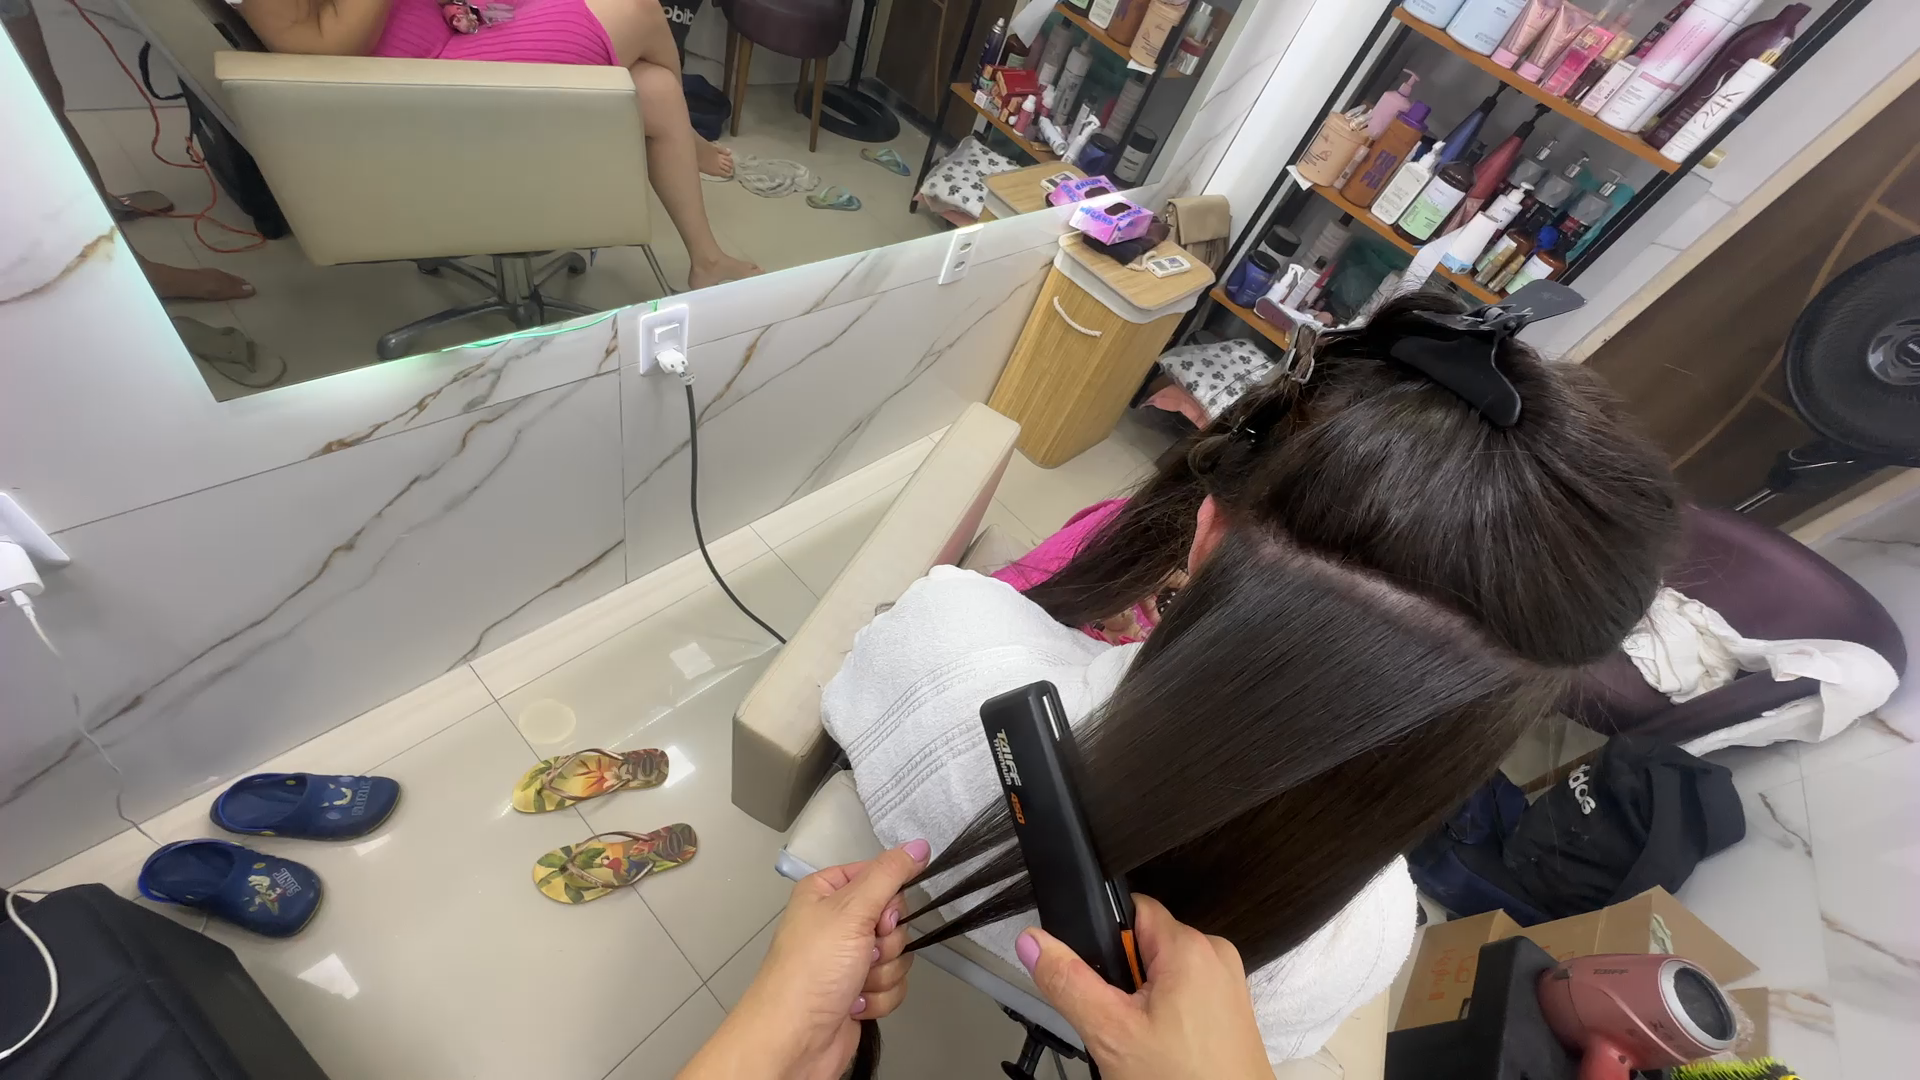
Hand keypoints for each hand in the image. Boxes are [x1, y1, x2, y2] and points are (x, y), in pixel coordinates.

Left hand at [677, 839, 929, 1079]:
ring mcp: (849, 958)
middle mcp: (838, 920)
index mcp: (827, 891)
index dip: (888, 899)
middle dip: (886, 942)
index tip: (880, 918)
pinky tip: (855, 1005)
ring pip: (897, 953)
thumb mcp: (851, 910)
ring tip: (855, 984)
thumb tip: (920, 844)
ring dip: (882, 973)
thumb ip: (890, 874)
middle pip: (893, 917)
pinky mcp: (860, 990)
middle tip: (864, 953)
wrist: (792, 1044)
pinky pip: (893, 983)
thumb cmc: (812, 969)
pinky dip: (879, 997)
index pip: (880, 875)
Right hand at [1017, 895, 1270, 1079]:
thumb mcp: (1112, 1034)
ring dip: (1144, 1003)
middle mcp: (1214, 955)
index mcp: (1189, 946)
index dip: (1106, 941)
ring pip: (1163, 974)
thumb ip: (1068, 981)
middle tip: (1120, 1025)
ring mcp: (1227, 986)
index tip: (1100, 979)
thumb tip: (1033, 942)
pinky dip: (1168, 1019)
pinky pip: (1186, 997)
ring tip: (1143, 1046)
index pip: (1130, 909)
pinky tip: (1164, 1054)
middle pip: (1145, 944)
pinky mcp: (1232, 1014)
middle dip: (1124, 980)